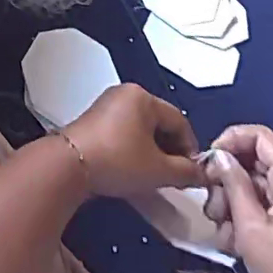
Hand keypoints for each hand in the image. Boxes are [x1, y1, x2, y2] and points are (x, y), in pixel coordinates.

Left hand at [61, 84, 203, 197]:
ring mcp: (108, 105)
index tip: (193, 174)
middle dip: (172, 152)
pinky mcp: (96, 119)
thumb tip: (200, 174)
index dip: (191, 150)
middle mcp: (124, 94)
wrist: (71, 164)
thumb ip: (188, 172)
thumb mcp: (161, 170)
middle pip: (161, 123)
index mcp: (142, 96)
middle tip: (176, 178)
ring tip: (157, 177)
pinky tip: (136, 170)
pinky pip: (126, 132)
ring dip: (154, 152)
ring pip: (143, 129)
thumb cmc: (117, 160)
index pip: (180, 121)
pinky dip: (136, 149)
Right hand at [203, 125, 272, 272]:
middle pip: (258, 163)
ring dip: (235, 202)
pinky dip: (250, 217)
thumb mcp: (252, 230)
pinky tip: (236, 240)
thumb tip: (219, 156)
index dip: (230, 140)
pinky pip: (271, 207)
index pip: (261, 137)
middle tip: (212, 206)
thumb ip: (234, 185)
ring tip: (223, 229)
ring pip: (261, 187)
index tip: (209, 163)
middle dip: (229, 180)